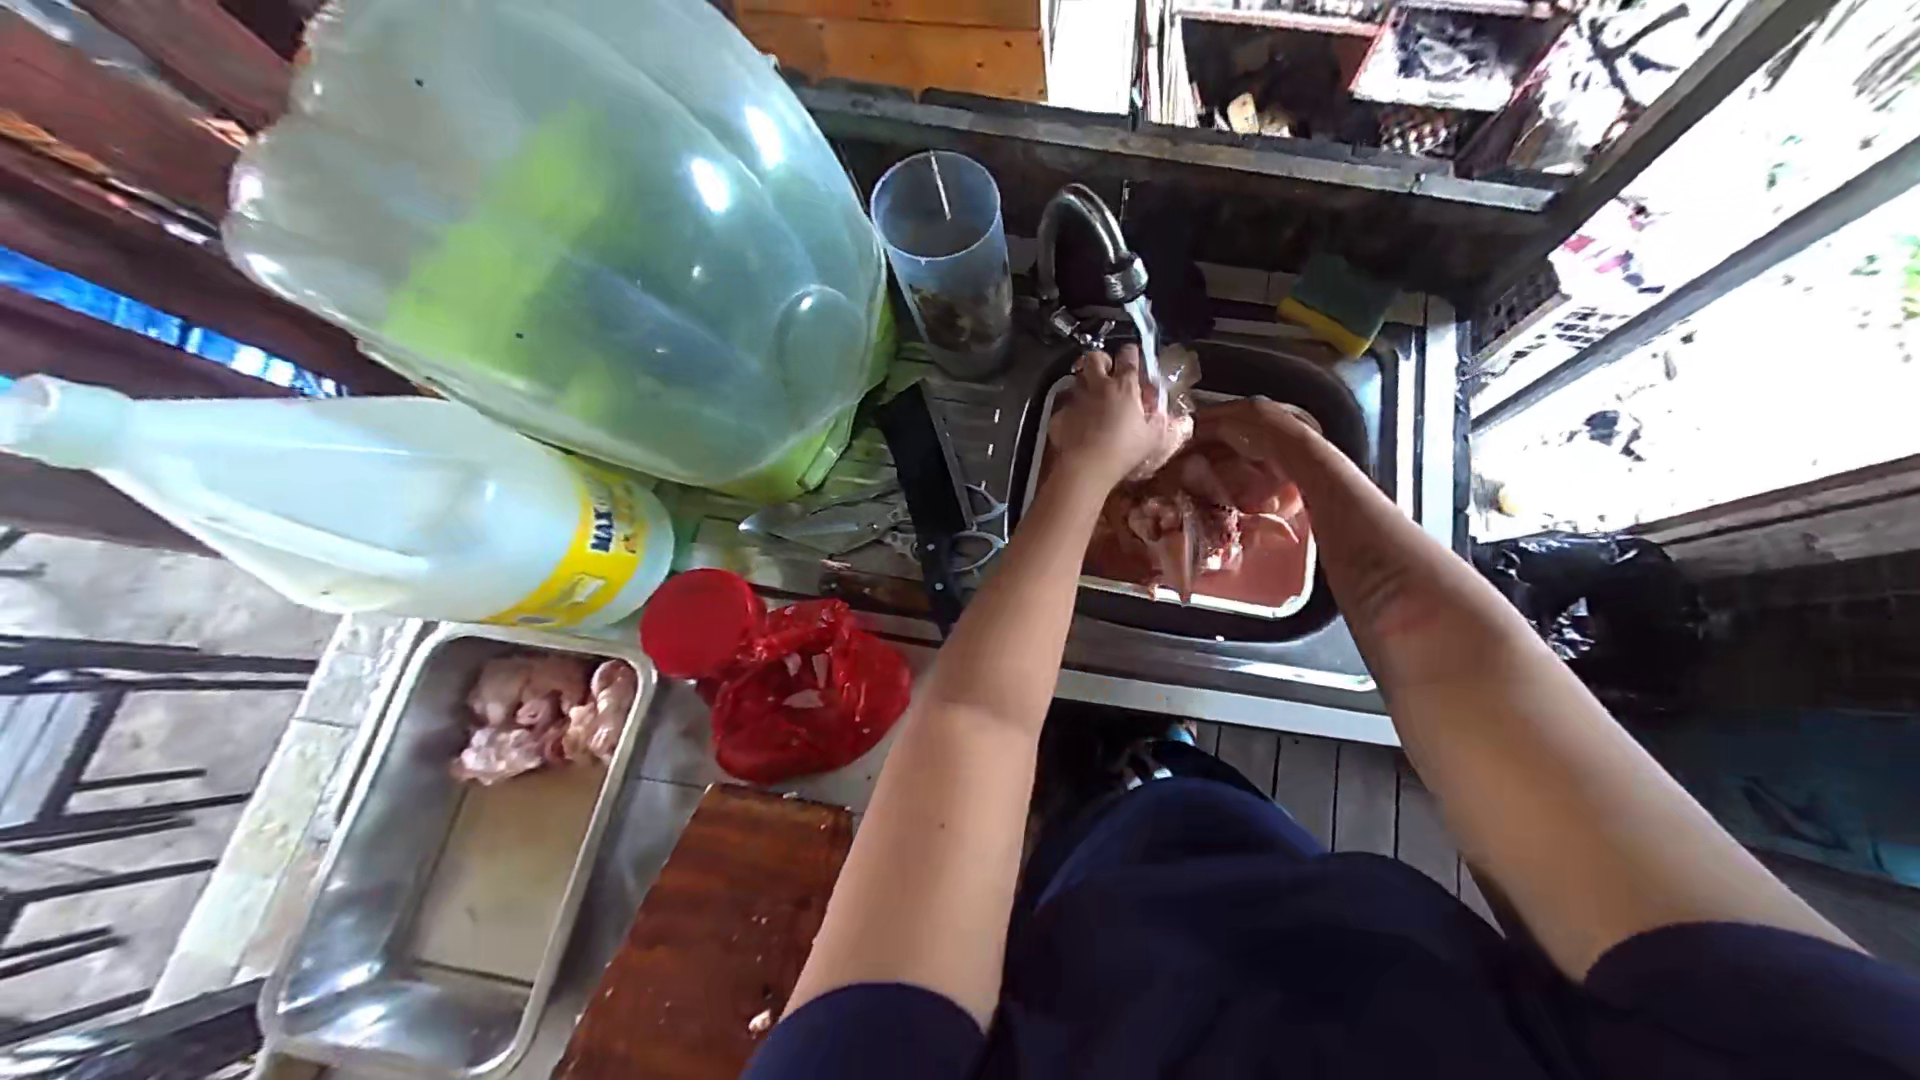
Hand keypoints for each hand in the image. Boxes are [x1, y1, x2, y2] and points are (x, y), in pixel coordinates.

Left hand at [1046, 345, 1165, 487]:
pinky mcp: (1059, 415)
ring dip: (1085, 385)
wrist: (1086, 468)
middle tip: (1108, 375)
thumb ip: (1159, 418)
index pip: (1128, 355)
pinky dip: (1072, 412)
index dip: (1131, 354)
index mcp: (1123, 387)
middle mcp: (1097, 387)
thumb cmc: (1124, 451)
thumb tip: (1160, 410)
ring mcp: (1075, 400)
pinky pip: (1065, 406)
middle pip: (1095, 357)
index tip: (1133, 360)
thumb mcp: (1153, 437)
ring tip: (1093, 402)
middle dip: (1101, 361)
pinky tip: (1077, 426)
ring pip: (1077, 379)